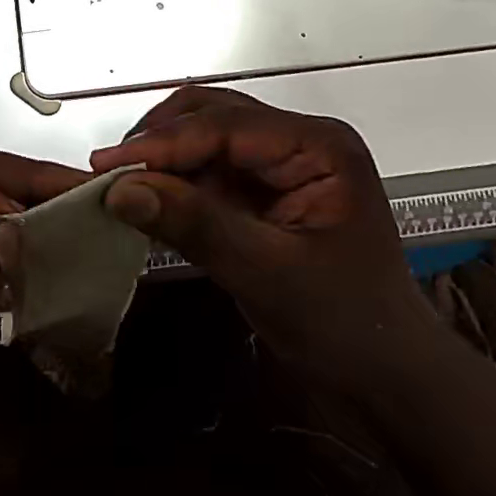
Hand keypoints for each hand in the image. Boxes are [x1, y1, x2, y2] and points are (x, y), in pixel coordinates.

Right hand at [90, 87, 436, 389]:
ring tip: (121, 183)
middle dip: (159, 140)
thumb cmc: (349, 326)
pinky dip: (172, 180)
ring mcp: (278, 164)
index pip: (224, 125)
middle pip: (211, 115)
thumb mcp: (267, 273)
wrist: (386, 380)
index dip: (162, 142)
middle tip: (111, 170)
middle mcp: (297, 141)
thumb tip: (122, 190)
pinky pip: (204, 169)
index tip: (109, 165)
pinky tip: (146, 199)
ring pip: (202, 137)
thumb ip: (194, 224)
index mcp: (318, 146)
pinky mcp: (259, 189)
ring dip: (161, 158)